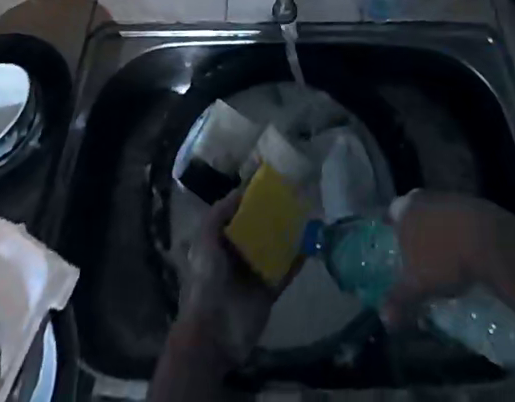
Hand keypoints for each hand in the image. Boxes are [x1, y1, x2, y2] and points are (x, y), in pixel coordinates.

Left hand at [176, 189, 296, 365]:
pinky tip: (310, 244)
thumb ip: (218, 215)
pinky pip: (285, 272)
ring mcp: (255, 272)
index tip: (269, 182)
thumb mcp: (204, 241)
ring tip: (306, 215)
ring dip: (287, 235)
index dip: (250, 200)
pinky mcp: (269, 290)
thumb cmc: (205, 281)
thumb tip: (239, 190)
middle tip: (293, 196)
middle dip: (273, 215)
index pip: (237, 215)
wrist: (213, 332)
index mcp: (220, 241)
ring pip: (274, 248)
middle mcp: (238, 254)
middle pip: (258, 229)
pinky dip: (297, 260)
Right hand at [381, 190, 514, 324]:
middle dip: (415, 226)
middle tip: (416, 248)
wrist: (492, 242)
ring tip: (444, 253)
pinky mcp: (476, 204)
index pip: (391, 213)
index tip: (392, 237)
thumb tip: (385, 319)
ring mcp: (452, 198)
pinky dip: (461, 231)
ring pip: (439, 212)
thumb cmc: (445, 259)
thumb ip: (399, 299)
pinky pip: (462, 218)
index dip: (391, 225)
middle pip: (415, 209)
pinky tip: (467, 251)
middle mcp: (425, 198)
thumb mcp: (418, 285)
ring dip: (440, 228)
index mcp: (405, 209)